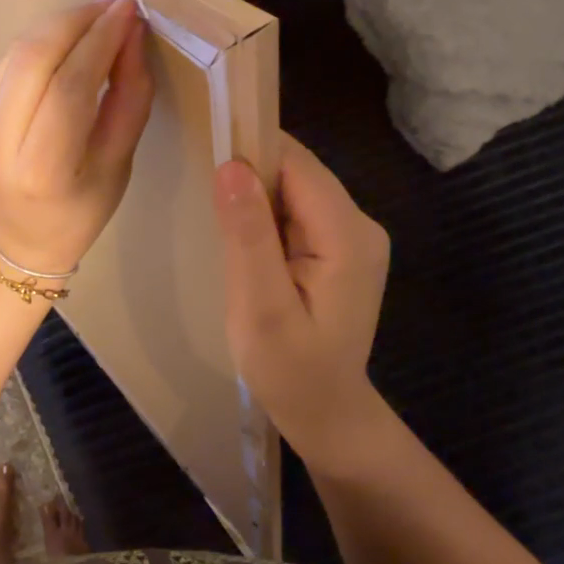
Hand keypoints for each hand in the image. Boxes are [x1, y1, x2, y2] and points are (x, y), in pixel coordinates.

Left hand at [0, 0, 153, 275]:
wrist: (17, 246)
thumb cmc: (78, 215)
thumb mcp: (118, 166)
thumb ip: (129, 99)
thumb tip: (132, 36)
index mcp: (42, 170)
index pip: (69, 85)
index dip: (101, 40)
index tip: (129, 10)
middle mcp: (0, 146)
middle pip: (31, 59)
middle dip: (74, 21)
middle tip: (111, 8)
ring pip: (12, 56)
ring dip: (53, 27)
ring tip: (91, 20)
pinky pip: (2, 66)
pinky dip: (34, 45)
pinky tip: (61, 42)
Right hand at [214, 135, 390, 449]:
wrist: (324, 412)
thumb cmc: (289, 368)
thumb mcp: (259, 306)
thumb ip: (247, 236)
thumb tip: (231, 166)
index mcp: (347, 236)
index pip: (296, 165)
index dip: (251, 150)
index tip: (204, 151)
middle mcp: (359, 225)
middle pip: (296, 173)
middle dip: (249, 175)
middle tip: (203, 199)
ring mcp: (352, 237)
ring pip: (293, 191)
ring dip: (254, 198)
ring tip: (218, 223)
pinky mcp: (338, 250)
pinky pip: (295, 213)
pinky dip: (265, 217)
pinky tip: (243, 244)